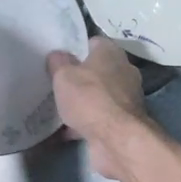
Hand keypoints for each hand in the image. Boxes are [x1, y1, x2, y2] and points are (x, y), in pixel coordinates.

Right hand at [48, 37, 149, 178]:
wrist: (116, 138)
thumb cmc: (89, 97)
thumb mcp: (64, 76)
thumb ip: (58, 63)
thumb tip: (57, 55)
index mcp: (111, 53)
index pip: (93, 43)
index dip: (75, 49)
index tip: (58, 59)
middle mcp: (123, 71)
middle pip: (96, 70)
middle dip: (77, 78)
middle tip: (55, 83)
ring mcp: (125, 98)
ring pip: (97, 96)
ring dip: (80, 103)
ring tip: (55, 108)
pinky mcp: (122, 121)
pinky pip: (98, 118)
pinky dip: (83, 124)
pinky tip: (63, 132)